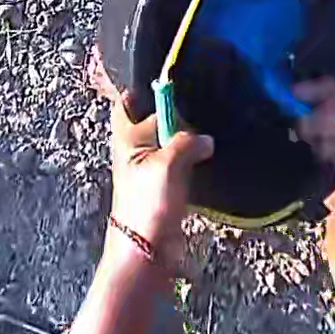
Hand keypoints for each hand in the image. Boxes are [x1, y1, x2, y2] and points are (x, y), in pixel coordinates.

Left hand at [91, 47, 212, 265]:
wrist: (145, 253)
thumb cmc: (147, 204)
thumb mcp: (168, 164)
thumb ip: (187, 142)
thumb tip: (205, 138)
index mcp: (127, 136)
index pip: (130, 101)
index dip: (145, 89)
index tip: (171, 80)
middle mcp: (135, 147)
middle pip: (154, 118)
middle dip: (174, 113)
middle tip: (199, 103)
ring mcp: (150, 166)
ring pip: (169, 139)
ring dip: (185, 137)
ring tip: (207, 128)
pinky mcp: (164, 184)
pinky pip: (179, 160)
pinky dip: (191, 156)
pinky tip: (207, 154)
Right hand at [294, 78, 334, 175]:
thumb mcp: (332, 118)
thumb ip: (309, 120)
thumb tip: (296, 124)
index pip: (307, 89)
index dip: (294, 96)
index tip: (282, 105)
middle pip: (312, 119)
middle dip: (316, 133)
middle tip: (322, 138)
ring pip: (323, 139)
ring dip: (330, 148)